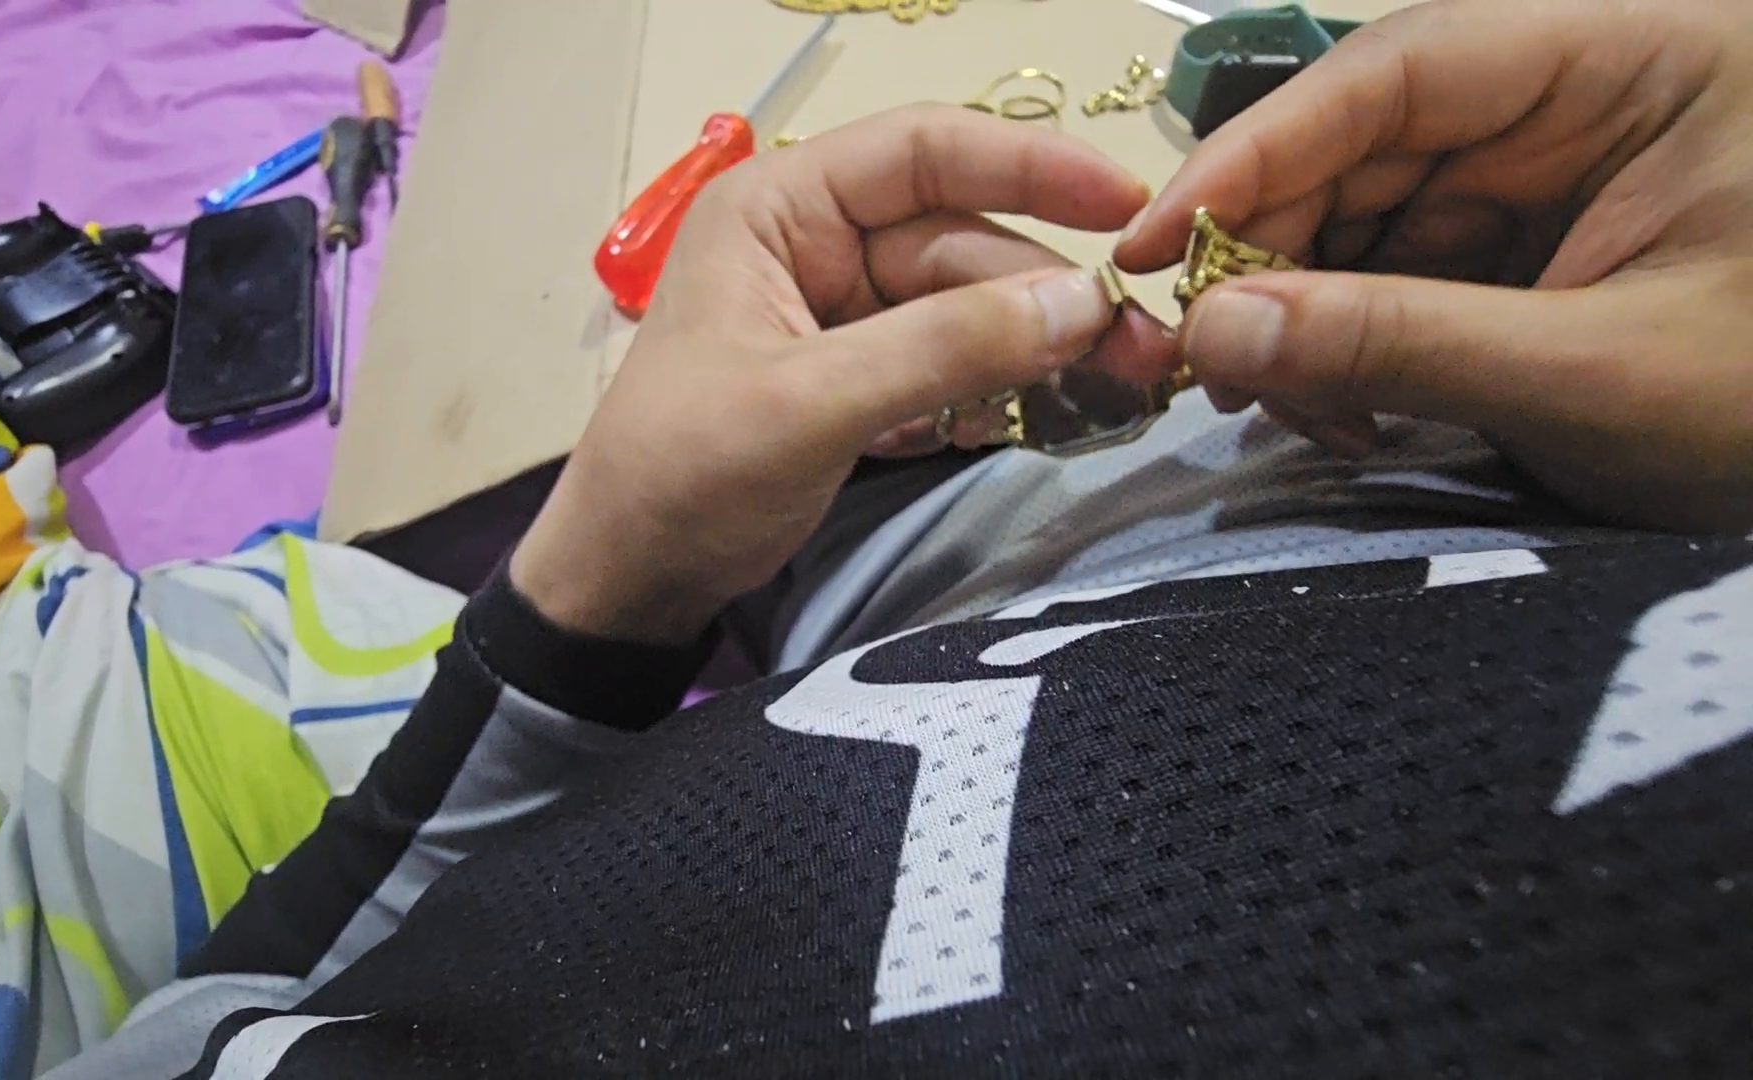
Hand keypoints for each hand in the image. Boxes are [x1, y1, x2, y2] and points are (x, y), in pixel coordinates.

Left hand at [510, 105, 1160, 643]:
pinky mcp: (849, 386)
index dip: (1030, 168)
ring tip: (1092, 391)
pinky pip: (934, 370)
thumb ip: (942, 348)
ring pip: (953, 315)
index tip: (1125, 206)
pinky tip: (994, 426)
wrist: (637, 570)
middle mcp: (812, 252)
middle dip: (1039, 298)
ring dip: (1016, 354)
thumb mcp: (810, 403)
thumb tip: (1080, 302)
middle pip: (954, 247)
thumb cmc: (691, 471)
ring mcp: (834, 323)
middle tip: (1134, 349)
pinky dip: (971, 396)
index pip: (921, 154)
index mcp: (780, 213)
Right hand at [1117, 0, 1752, 531]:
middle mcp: (1566, 102)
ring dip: (1284, 328)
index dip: (1247, 155)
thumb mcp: (1590, 374)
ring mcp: (1520, 183)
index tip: (1145, 246)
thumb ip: (1390, 343)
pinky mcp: (1489, 253)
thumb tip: (1208, 331)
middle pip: (1343, 161)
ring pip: (1336, 234)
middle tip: (1208, 365)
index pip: (1396, 72)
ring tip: (1284, 410)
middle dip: (1259, 269)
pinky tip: (1332, 411)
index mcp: (1643, 55)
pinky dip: (1322, 354)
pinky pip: (1361, 288)